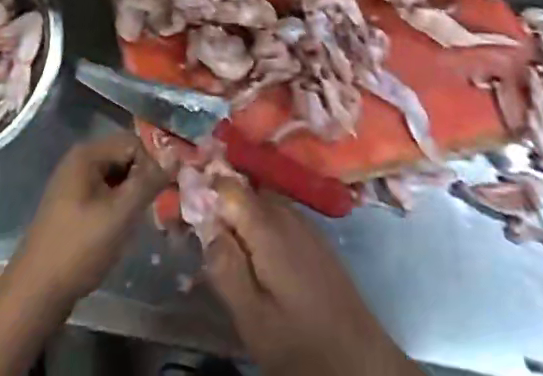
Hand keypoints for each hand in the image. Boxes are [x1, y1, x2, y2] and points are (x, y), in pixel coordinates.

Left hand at [0, 130, 168, 307]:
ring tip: (139, 221)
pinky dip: (118, 205)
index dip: (152, 165)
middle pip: (124, 157)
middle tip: (154, 208)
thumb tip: (177, 155)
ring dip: (131, 194)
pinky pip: (105, 193)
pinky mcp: (72, 205)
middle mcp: (78, 161)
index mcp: (86, 154)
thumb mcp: (120, 214)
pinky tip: (121, 228)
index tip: (163, 194)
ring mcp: (73, 183)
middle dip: (142, 179)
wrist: (37, 291)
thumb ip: (148, 182)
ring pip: (116, 177)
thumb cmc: (79, 248)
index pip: (133, 142)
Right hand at [204, 180, 420, 375]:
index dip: (203, 188)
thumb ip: (224, 266)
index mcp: (268, 226)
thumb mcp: (252, 316)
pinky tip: (251, 252)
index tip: (181, 201)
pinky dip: (256, 223)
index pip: (227, 184)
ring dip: (237, 212)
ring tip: (220, 240)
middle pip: (243, 188)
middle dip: (218, 199)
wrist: (360, 362)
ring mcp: (303, 223)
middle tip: (196, 227)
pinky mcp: (313, 238)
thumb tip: (204, 223)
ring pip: (259, 200)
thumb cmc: (301, 343)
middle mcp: (287, 213)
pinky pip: (276, 216)